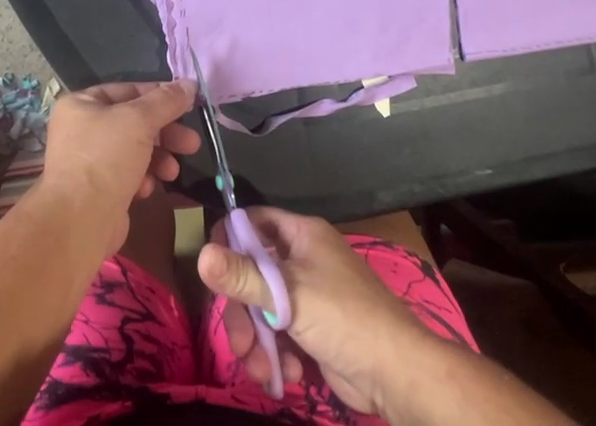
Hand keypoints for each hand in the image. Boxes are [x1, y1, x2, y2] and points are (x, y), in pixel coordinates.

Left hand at [41, 81, 200, 247]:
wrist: (80, 221)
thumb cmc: (106, 159)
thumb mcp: (140, 121)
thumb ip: (166, 101)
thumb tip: (189, 84)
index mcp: (82, 104)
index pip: (127, 90)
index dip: (159, 95)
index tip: (189, 104)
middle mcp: (82, 129)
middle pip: (134, 122)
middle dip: (166, 133)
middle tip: (192, 143)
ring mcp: (89, 161)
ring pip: (134, 150)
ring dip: (158, 158)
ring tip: (172, 172)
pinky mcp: (99, 189)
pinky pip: (128, 175)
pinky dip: (142, 179)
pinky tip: (147, 189)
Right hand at [199, 207, 440, 414]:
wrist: (396, 372)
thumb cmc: (343, 316)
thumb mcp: (287, 293)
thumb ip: (241, 275)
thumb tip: (200, 254)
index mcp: (302, 234)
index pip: (253, 222)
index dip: (229, 240)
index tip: (214, 270)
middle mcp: (304, 258)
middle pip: (251, 274)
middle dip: (242, 312)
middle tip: (239, 341)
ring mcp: (309, 295)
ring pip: (262, 309)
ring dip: (257, 341)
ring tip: (262, 368)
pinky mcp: (313, 329)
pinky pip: (279, 334)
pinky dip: (277, 354)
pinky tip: (287, 374)